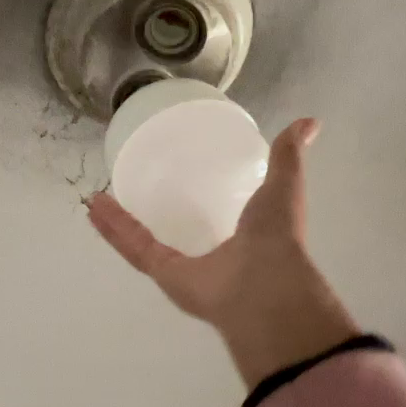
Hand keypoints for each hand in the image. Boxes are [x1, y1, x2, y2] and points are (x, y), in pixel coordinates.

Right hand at [88, 117, 360, 387]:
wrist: (266, 285)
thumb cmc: (277, 237)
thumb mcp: (284, 187)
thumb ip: (287, 157)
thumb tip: (309, 121)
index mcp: (241, 238)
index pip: (214, 215)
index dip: (196, 197)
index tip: (177, 174)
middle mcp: (211, 256)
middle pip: (173, 232)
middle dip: (150, 212)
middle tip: (130, 185)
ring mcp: (184, 268)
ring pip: (145, 240)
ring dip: (121, 219)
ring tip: (98, 197)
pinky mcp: (164, 273)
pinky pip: (136, 247)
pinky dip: (115, 227)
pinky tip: (96, 204)